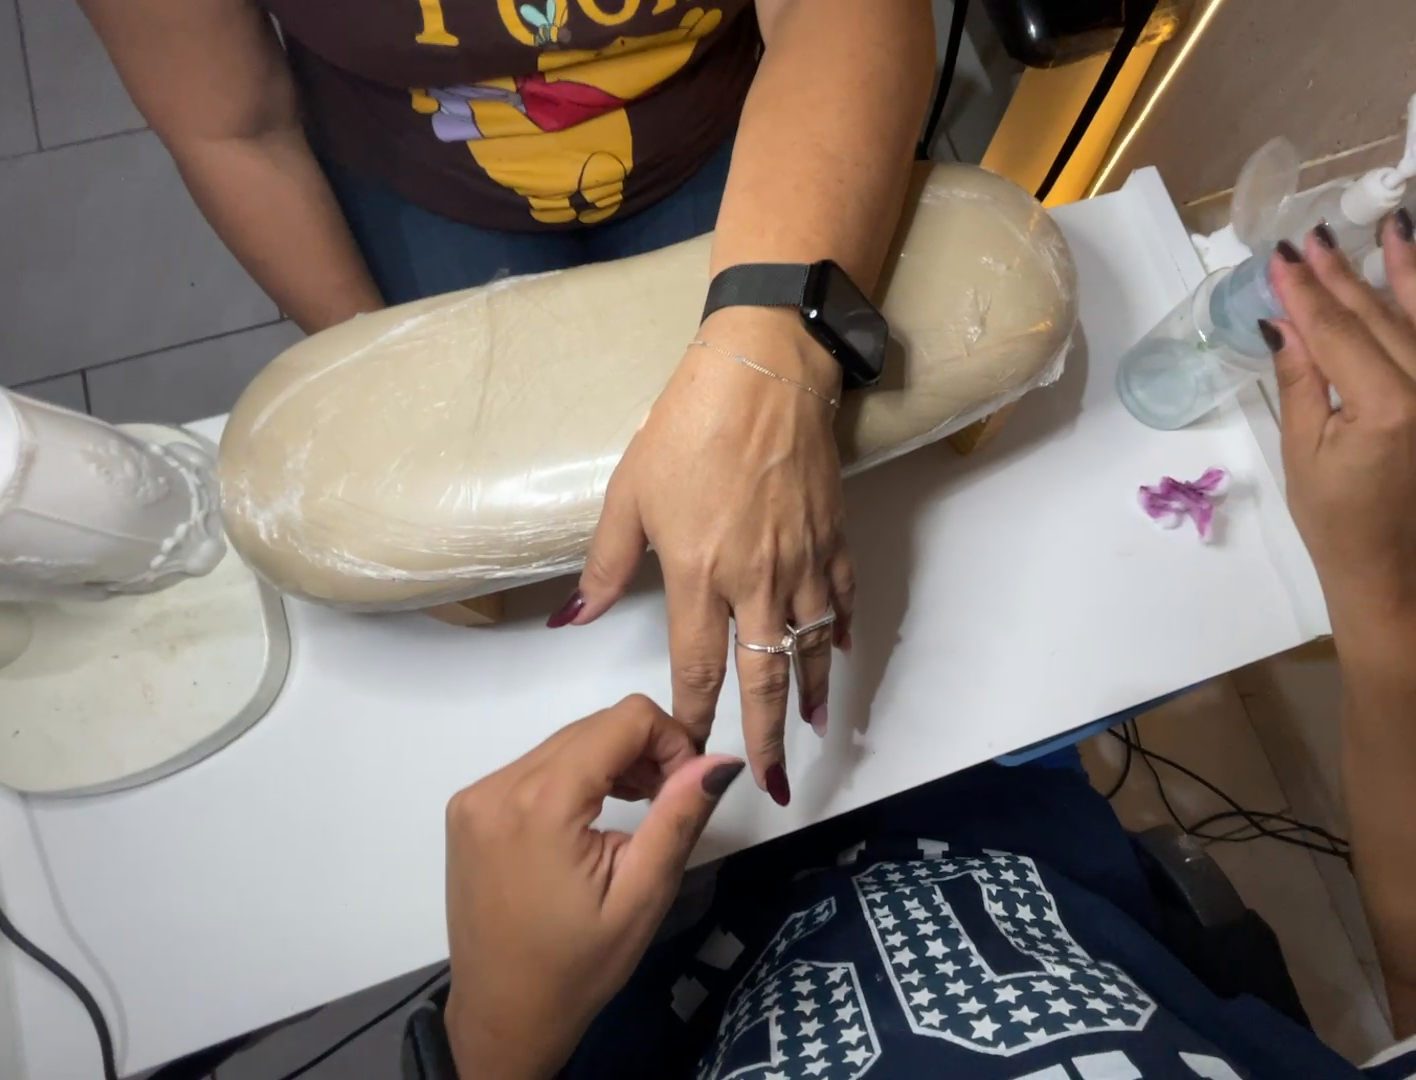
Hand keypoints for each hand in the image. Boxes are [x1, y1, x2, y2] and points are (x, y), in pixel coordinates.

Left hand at [443, 695, 742, 1079]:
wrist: (502, 1018)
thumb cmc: (579, 965)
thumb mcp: (644, 894)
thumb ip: (681, 815)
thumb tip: (721, 757)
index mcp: (541, 803)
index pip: (626, 718)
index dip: (670, 739)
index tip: (685, 786)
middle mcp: (499, 784)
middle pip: (598, 724)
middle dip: (646, 750)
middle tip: (668, 801)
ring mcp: (479, 793)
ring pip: (572, 738)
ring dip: (616, 759)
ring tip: (640, 806)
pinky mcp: (473, 805)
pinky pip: (543, 761)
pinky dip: (582, 772)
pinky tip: (600, 810)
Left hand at [561, 306, 853, 805]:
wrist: (761, 375)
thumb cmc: (687, 427)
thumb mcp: (630, 491)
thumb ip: (605, 562)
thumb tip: (572, 617)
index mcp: (699, 573)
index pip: (696, 667)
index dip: (694, 716)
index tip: (693, 751)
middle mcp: (756, 579)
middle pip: (764, 674)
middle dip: (767, 733)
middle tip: (774, 777)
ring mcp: (802, 560)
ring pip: (811, 644)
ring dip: (812, 693)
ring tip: (815, 729)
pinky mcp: (833, 535)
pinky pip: (842, 596)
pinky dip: (841, 630)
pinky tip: (839, 652)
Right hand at [1265, 217, 1415, 618]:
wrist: (1384, 565)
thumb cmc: (1330, 517)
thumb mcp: (1302, 450)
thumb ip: (1302, 380)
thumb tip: (1285, 322)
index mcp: (1385, 409)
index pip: (1337, 334)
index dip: (1305, 294)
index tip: (1282, 257)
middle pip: (1380, 320)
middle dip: (1340, 278)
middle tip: (1311, 242)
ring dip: (1407, 273)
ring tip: (1390, 229)